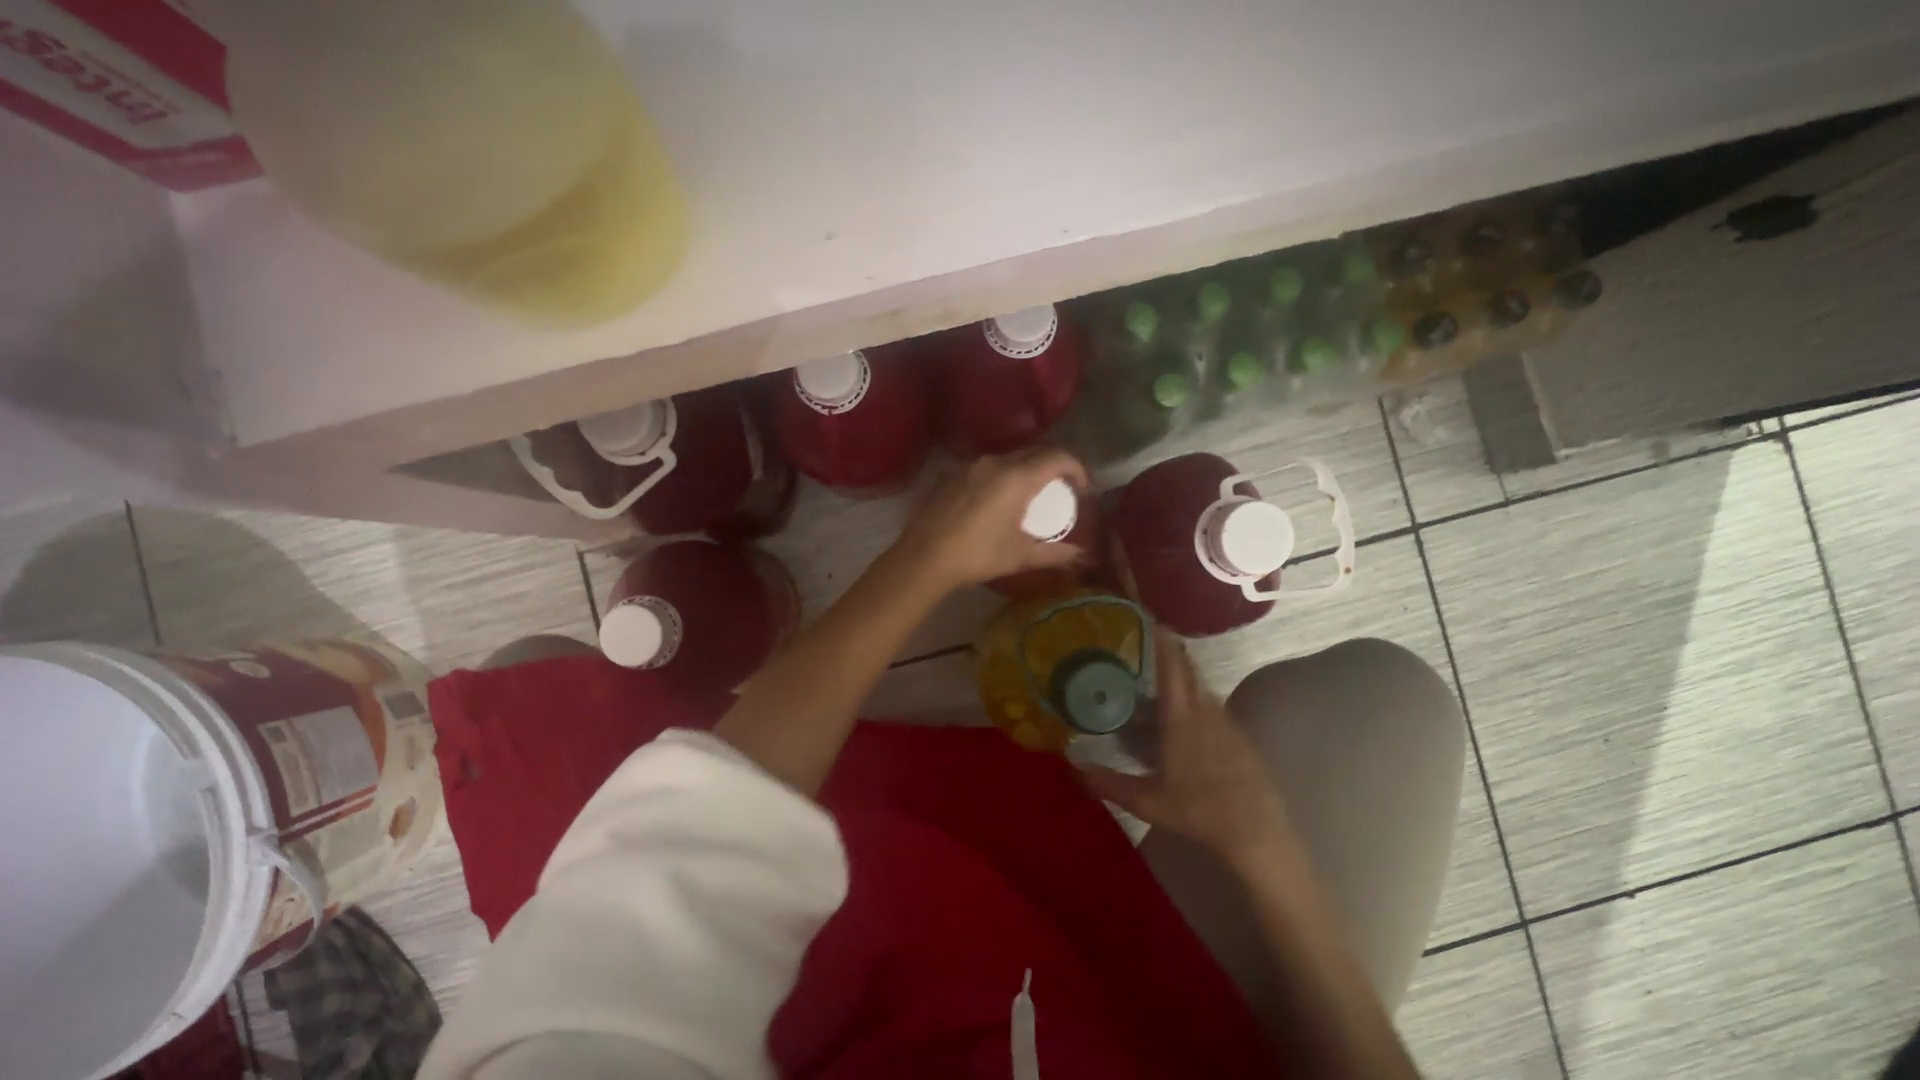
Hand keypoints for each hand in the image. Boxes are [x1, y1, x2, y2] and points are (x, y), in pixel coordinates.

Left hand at [894, 448, 1091, 589]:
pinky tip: (998, 502)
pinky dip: (1002, 478)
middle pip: (1033, 453)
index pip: (1057, 457)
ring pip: (1008, 459)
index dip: (1077, 468)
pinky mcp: (952, 475)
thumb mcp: (1019, 556)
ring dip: (1026, 471)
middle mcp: (995, 463)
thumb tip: (1081, 555)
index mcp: (1017, 478)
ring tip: (1031, 496)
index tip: (1082, 487)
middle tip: (1061, 490)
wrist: (923, 558)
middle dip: (1053, 467)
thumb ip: (1054, 553)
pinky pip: (986, 468)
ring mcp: (970, 467)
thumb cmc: (977, 556)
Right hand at [1081, 631, 1293, 870]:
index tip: (1155, 621)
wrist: (1254, 830)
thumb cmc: (1196, 810)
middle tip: (1154, 643)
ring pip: (1204, 691)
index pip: (1171, 670)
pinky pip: (1216, 709)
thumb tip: (1073, 767)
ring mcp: (1228, 725)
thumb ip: (1109, 783)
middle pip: (1190, 673)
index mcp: (1181, 719)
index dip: (1163, 644)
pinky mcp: (1241, 740)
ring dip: (1187, 679)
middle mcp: (1206, 712)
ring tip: (1165, 680)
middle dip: (1174, 655)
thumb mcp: (1146, 801)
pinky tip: (1191, 720)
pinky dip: (1200, 702)